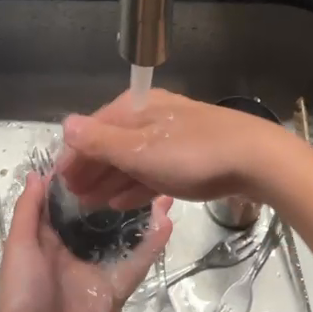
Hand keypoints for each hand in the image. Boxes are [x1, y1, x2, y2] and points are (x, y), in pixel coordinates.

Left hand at [0, 170, 171, 311]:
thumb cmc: (23, 291)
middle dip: (119, 194)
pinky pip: (135, 265)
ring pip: (123, 236)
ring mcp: (97, 268)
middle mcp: (75, 249)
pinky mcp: (115, 289)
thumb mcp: (18, 247)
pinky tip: (167, 222)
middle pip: (101, 216)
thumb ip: (28, 210)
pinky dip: (151, 245)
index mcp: (49, 238)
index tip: (104, 150)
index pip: (70, 201)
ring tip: (162, 189)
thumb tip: (38, 172)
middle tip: (140, 166)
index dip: (86, 177)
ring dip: (142, 215)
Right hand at [57, 90, 297, 209]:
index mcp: (136, 107)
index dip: (75, 154)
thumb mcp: (141, 150)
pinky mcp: (187, 158)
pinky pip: (149, 171)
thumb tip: (65, 124)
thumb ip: (102, 141)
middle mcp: (150, 116)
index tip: (59, 180)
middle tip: (72, 196)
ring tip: (90, 204)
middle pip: (111, 142)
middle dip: (90, 168)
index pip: (94, 128)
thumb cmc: (193, 153)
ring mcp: (170, 137)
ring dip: (108, 180)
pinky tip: (121, 201)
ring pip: (130, 159)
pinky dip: (132, 185)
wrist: (253, 159)